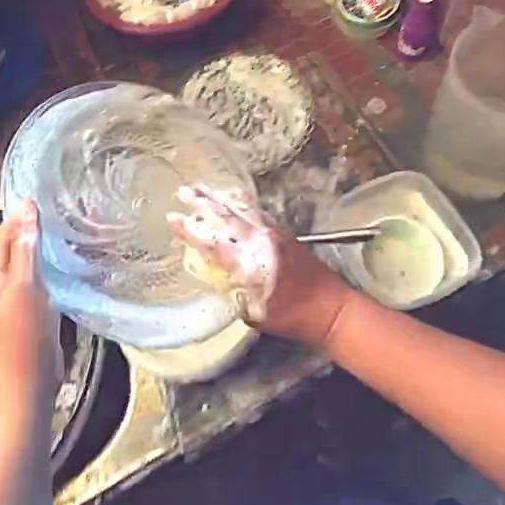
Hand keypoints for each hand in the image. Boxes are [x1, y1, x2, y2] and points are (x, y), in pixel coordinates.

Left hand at [0, 200, 57, 425]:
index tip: (45, 196)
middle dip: (32, 230)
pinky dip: (47, 270)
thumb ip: (26, 247)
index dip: (21, 215)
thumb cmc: (23, 335)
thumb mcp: (26, 285)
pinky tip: (64, 267)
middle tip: (61, 212)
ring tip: (66, 233)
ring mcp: (8, 302)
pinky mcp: (24, 315)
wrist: (24, 388)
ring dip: (41, 250)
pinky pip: (34, 282)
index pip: (4, 234)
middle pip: (13, 248)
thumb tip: (26, 208)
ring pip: (25, 265)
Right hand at [167, 184, 354, 348]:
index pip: (213, 242)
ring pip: (240, 210)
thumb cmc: (292, 318)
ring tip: (200, 186)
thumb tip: (216, 276)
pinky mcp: (283, 232)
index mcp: (251, 264)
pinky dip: (239, 202)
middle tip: (182, 191)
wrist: (331, 308)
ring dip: (218, 198)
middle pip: (226, 218)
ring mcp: (273, 234)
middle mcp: (261, 242)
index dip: (191, 230)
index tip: (173, 218)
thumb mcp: (255, 314)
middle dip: (202, 204)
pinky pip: (255, 211)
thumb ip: (233, 291)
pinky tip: (230, 196)